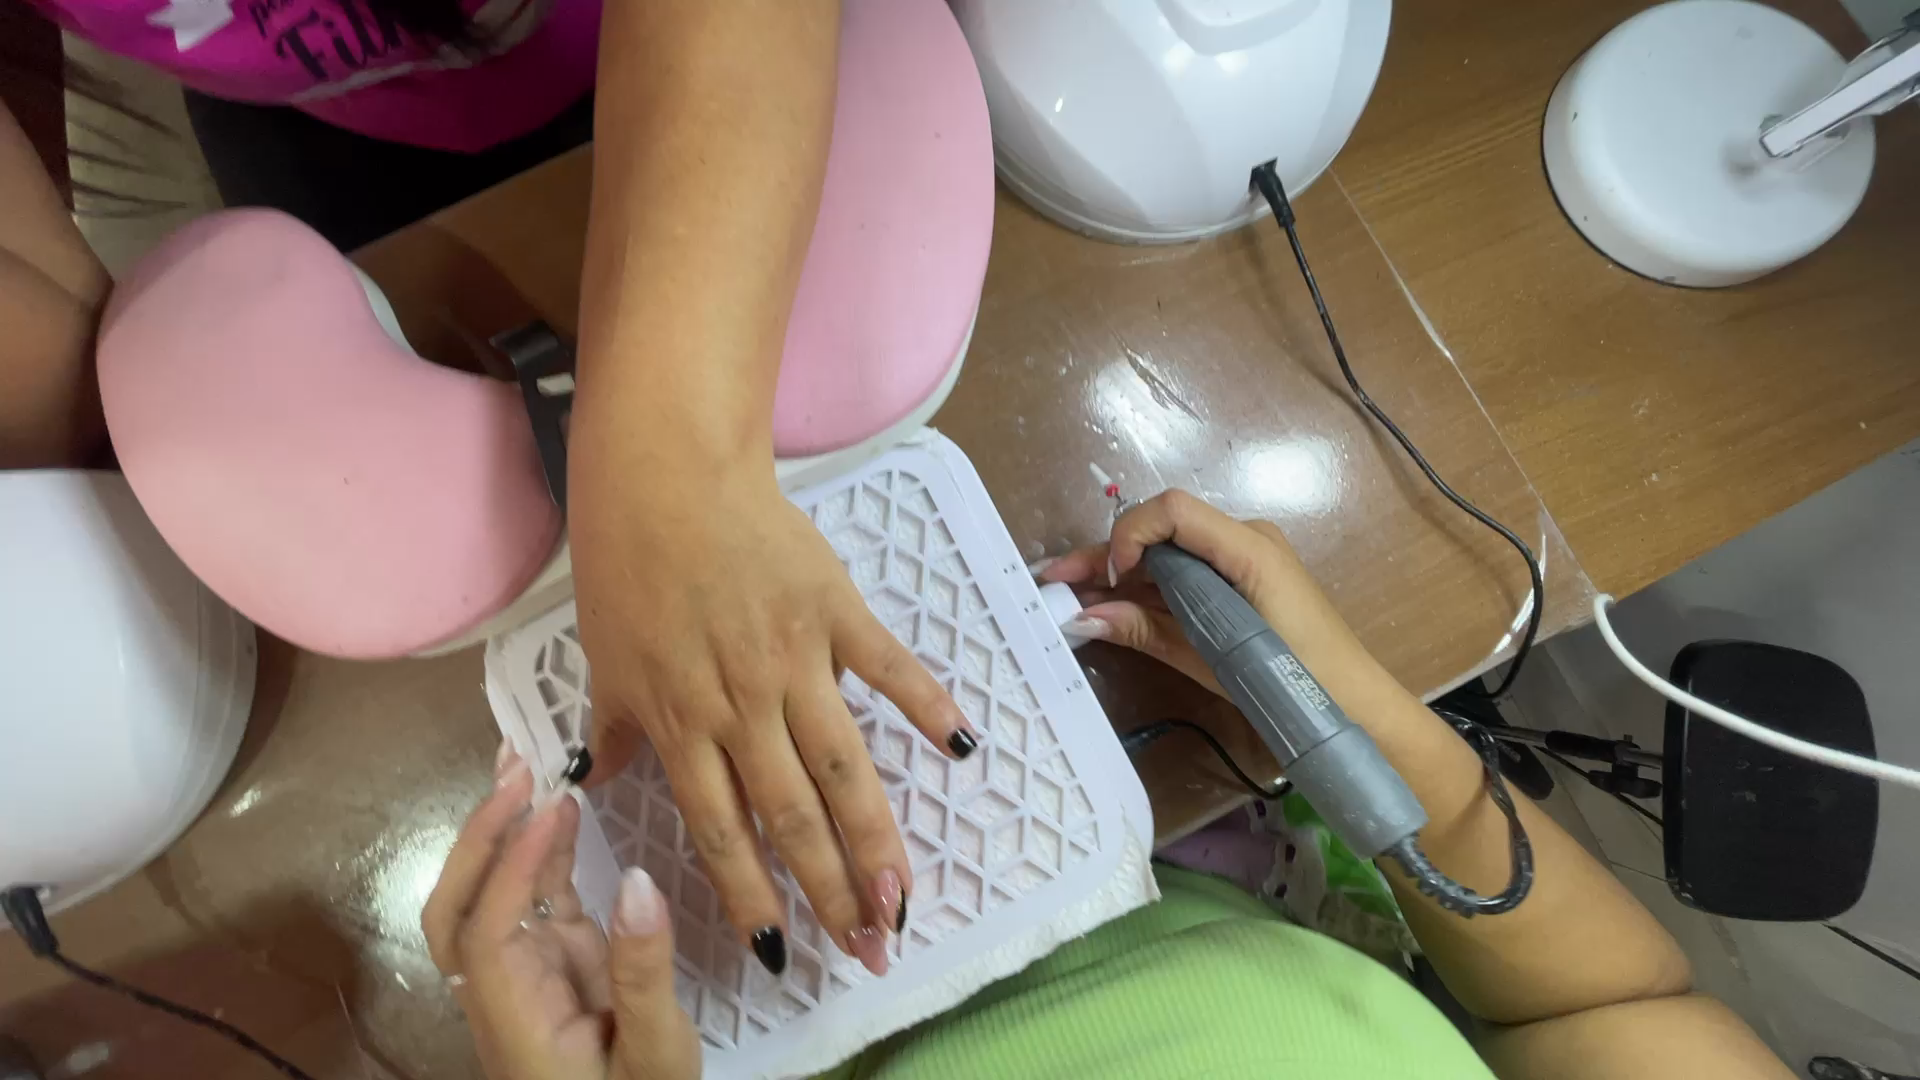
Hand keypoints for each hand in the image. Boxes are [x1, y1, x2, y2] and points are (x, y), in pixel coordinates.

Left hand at [423, 747, 701, 1079]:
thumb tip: (639, 880)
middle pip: (454, 912)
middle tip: (516, 769)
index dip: (513, 865)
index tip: (554, 805)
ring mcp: (527, 972)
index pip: (487, 931)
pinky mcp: (555, 961)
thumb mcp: (654, 1052)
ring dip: (502, 832)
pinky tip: (562, 810)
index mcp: (514, 1019)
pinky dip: (543, 849)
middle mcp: (504, 989)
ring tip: (529, 768)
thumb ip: (642, 971)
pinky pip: (537, 897)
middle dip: (478, 837)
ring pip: (489, 896)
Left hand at [569, 463, 972, 976]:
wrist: (670, 480)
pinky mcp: (835, 613)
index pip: (722, 830)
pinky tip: (963, 746)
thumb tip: (599, 781)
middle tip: (870, 942)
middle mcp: (742, 707)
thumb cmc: (628, 567)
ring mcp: (796, 659)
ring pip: (841, 762)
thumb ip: (613, 727)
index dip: (753, 895)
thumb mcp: (605, 657)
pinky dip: (926, 703)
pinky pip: (887, 665)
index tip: (784, 951)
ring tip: (904, 889)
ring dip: (875, 832)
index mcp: (683, 721)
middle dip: (830, 886)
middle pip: (794, 812)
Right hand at [1036, 490, 1382, 701]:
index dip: (1129, 534)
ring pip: (1162, 553)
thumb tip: (1082, 618)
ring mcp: (1236, 558)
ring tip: (1069, 598)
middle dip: (1104, 557)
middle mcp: (1240, 539)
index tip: (1112, 579)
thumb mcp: (1210, 658)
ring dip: (1116, 576)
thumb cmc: (1291, 681)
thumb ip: (1145, 630)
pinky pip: (1179, 574)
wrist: (1351, 706)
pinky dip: (1142, 590)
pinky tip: (1107, 606)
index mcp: (1246, 548)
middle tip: (1055, 583)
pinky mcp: (1231, 580)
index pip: (1171, 510)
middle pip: (1158, 531)